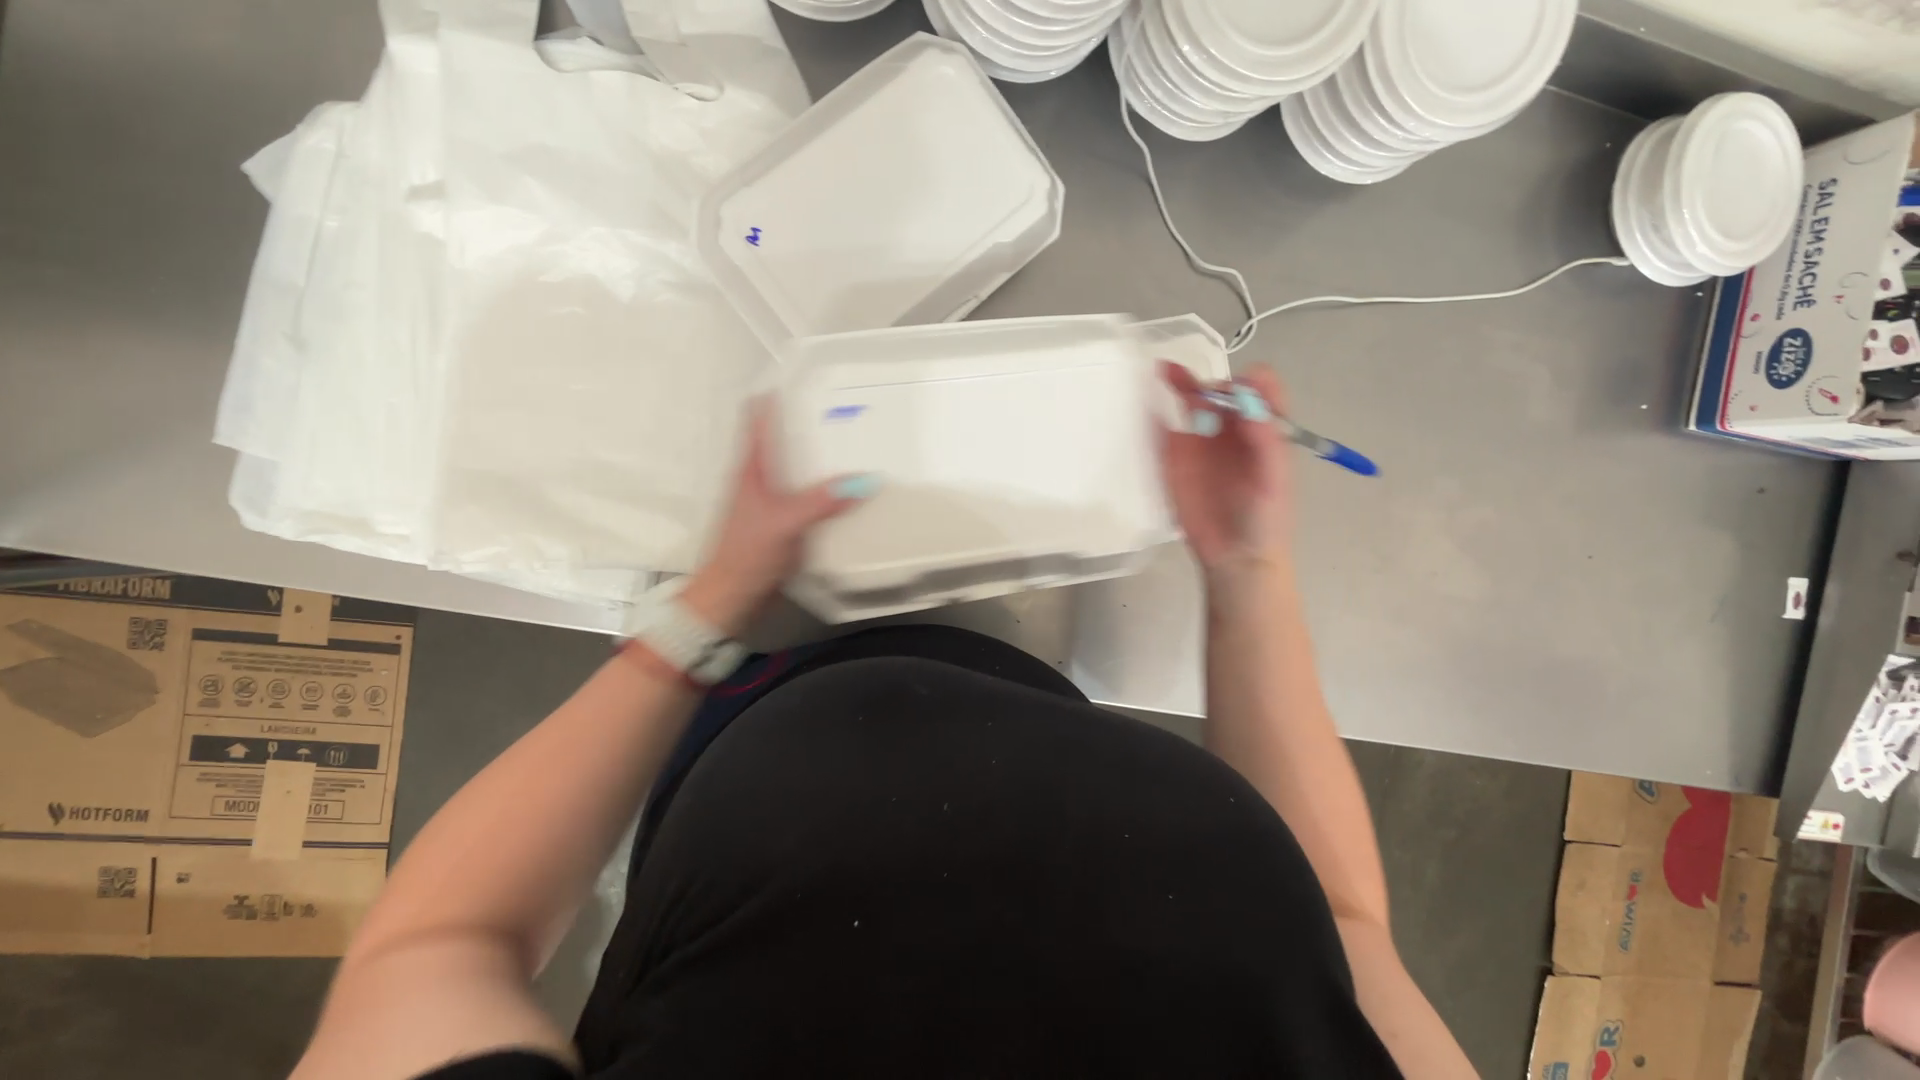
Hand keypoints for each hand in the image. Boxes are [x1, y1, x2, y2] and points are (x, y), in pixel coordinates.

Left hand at [682, 400, 873, 635]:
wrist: (729, 597)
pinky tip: (844, 494)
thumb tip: (864, 480)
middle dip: (803, 424)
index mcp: (750, 471)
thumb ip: (822, 501)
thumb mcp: (786, 523)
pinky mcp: (778, 526)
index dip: (770, 397)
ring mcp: (767, 504)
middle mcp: (757, 481)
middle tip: (838, 407)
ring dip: (814, 458)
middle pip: (779, 441)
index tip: (795, 377)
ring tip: (847, 443)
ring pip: (793, 470)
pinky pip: (804, 498)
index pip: (756, 421)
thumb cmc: (747, 553)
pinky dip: (822, 489)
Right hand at [1156, 361, 1293, 585]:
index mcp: (1262, 428)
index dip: (1247, 385)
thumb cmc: (1266, 519)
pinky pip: (1163, 430)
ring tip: (1165, 370)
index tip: (1238, 398)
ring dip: (1180, 383)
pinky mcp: (1174, 460)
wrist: (1237, 558)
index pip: (1256, 389)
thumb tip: (1248, 395)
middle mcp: (1231, 429)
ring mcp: (1200, 443)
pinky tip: (1150, 404)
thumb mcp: (1275, 476)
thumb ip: (1265, 437)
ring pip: (1190, 402)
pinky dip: (1155, 414)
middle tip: (1203, 400)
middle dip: (1209, 384)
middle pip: (1219, 390)